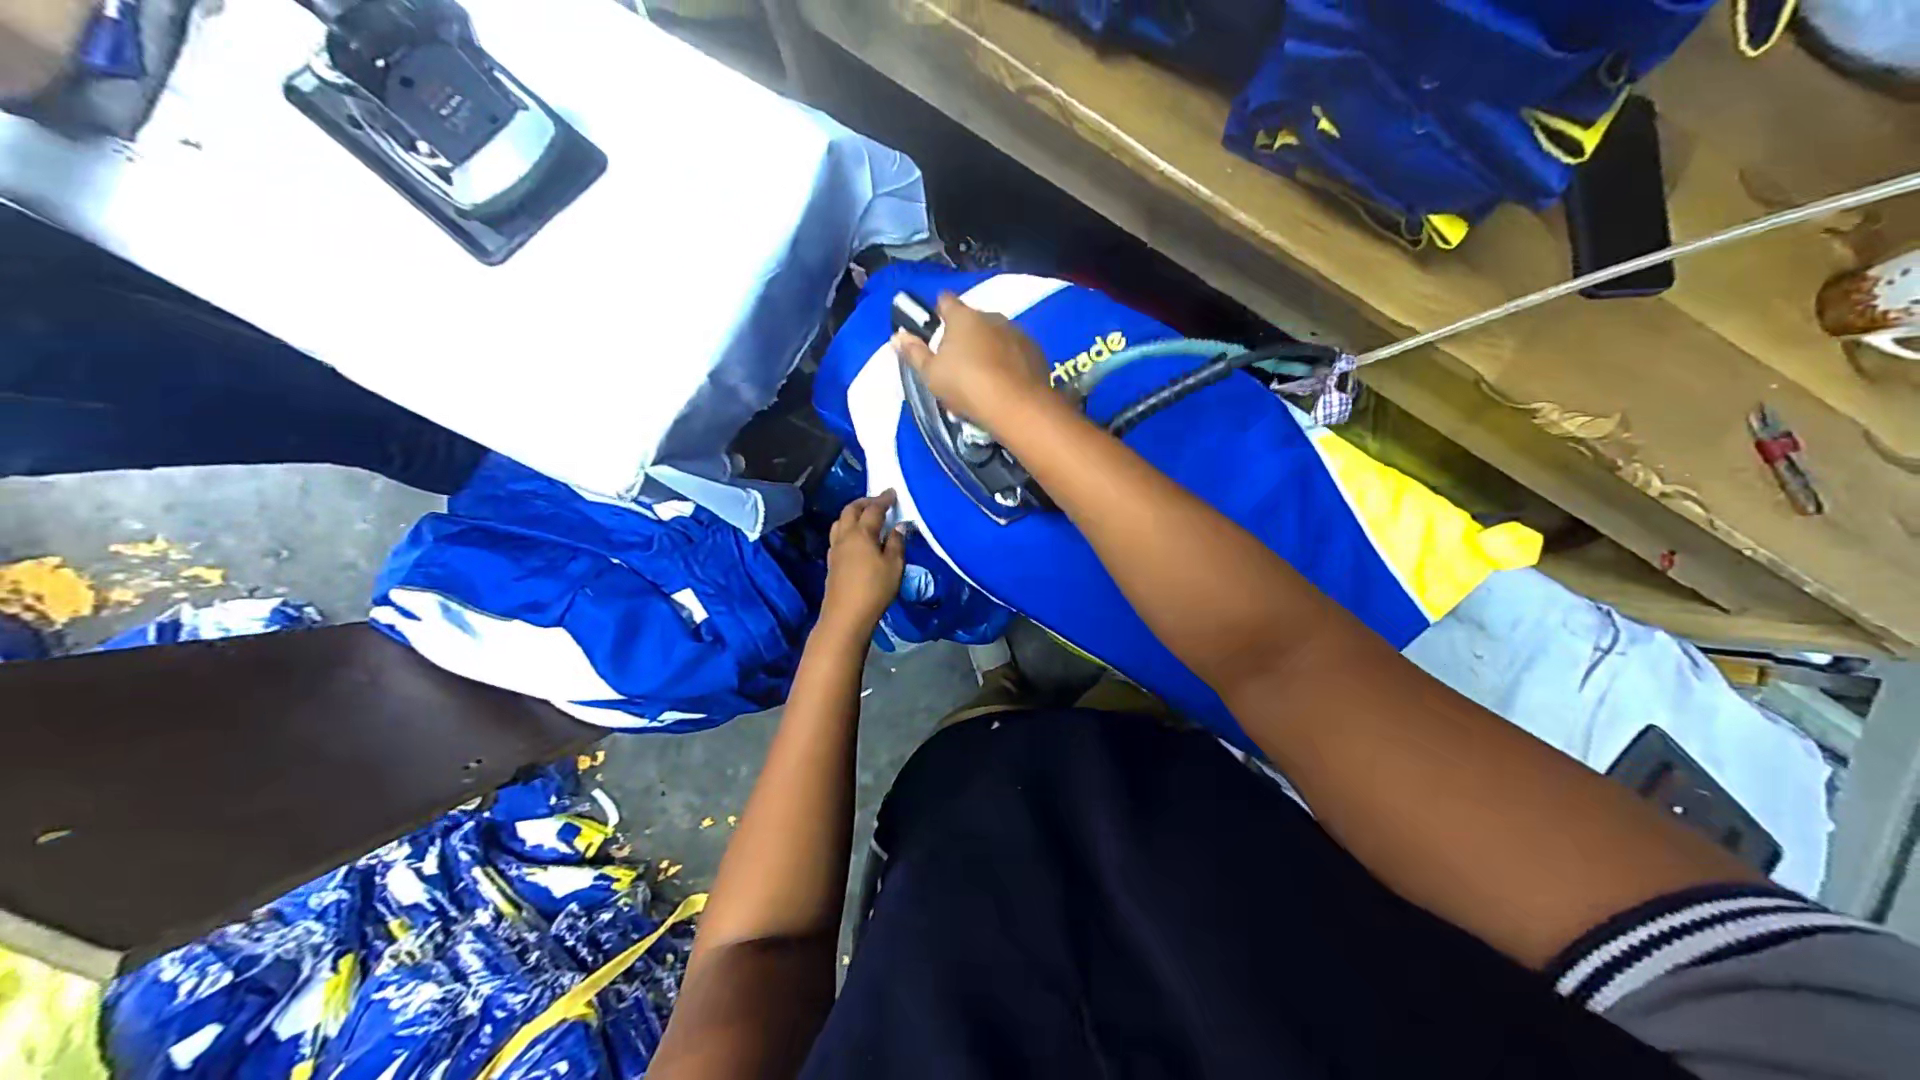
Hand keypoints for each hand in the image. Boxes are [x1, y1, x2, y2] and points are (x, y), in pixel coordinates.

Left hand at [820, 491, 906, 631]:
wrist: (846, 615)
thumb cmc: (875, 589)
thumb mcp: (894, 566)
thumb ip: (897, 543)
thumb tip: (899, 526)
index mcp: (862, 533)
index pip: (873, 510)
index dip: (883, 500)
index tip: (892, 493)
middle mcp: (845, 536)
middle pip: (851, 510)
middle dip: (864, 502)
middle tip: (878, 502)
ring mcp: (835, 549)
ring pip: (840, 522)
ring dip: (852, 514)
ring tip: (865, 516)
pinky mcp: (831, 561)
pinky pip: (838, 535)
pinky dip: (847, 528)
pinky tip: (856, 538)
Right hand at [891, 293, 1051, 433]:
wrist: (1016, 405)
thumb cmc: (966, 385)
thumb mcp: (931, 374)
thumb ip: (914, 353)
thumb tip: (897, 336)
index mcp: (962, 317)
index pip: (946, 301)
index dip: (939, 310)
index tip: (935, 324)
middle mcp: (992, 316)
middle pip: (973, 319)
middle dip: (965, 333)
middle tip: (958, 361)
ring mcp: (1017, 332)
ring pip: (997, 334)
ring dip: (989, 347)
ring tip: (984, 375)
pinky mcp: (1035, 350)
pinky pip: (1016, 350)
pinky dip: (1010, 360)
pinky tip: (1005, 381)